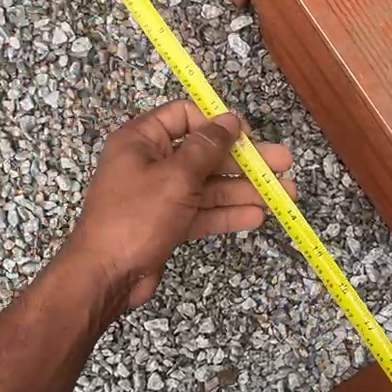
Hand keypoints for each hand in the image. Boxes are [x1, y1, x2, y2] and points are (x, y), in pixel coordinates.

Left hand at [63, 101, 293, 310]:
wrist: (105, 275)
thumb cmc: (135, 217)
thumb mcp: (175, 177)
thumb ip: (206, 148)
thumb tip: (229, 120)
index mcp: (141, 140)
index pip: (184, 116)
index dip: (217, 123)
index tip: (248, 135)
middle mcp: (149, 163)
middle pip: (204, 154)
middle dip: (244, 161)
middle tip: (284, 164)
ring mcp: (158, 195)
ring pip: (208, 186)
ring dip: (244, 189)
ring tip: (286, 196)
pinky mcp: (166, 223)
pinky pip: (201, 211)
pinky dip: (227, 213)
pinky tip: (258, 216)